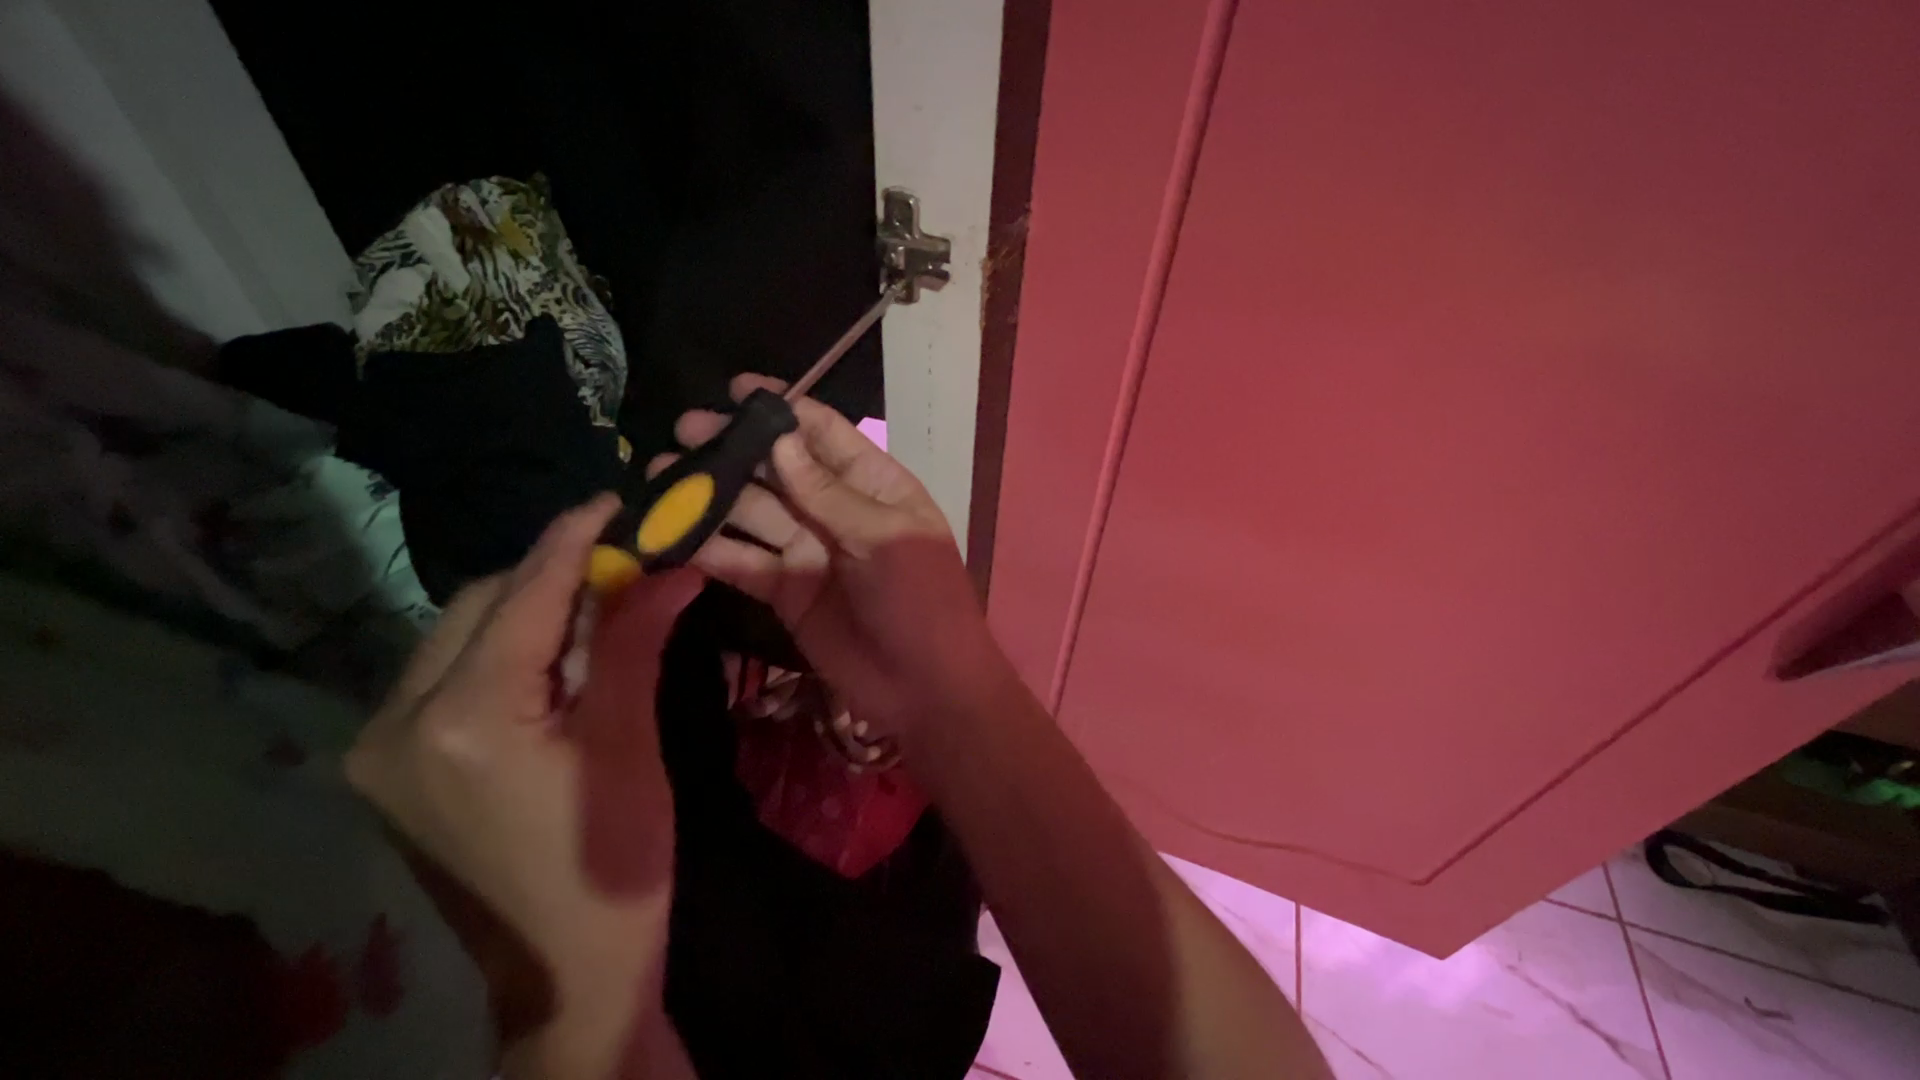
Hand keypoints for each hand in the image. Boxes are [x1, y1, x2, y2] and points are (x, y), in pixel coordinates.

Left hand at [345, 495, 703, 1001]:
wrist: (562, 972)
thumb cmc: (615, 862)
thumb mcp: (631, 743)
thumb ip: (633, 640)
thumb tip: (671, 564)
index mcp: (466, 719)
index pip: (522, 594)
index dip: (574, 538)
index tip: (619, 499)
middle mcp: (396, 722)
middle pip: (479, 606)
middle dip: (550, 573)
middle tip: (621, 558)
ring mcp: (377, 748)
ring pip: (457, 636)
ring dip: (524, 608)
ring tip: (594, 601)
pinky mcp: (384, 768)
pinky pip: (445, 676)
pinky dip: (500, 649)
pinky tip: (548, 654)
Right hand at [658, 374, 1008, 736]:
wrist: (926, 686)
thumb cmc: (921, 600)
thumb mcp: (884, 538)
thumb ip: (828, 493)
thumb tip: (780, 439)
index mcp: (873, 485)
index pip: (824, 433)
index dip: (783, 409)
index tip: (736, 389)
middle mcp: (834, 510)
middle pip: (777, 468)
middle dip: (734, 448)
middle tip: (683, 431)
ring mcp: (807, 550)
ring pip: (752, 512)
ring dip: (711, 495)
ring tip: (659, 477)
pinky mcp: (783, 590)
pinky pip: (741, 561)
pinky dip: (709, 548)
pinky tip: (670, 533)